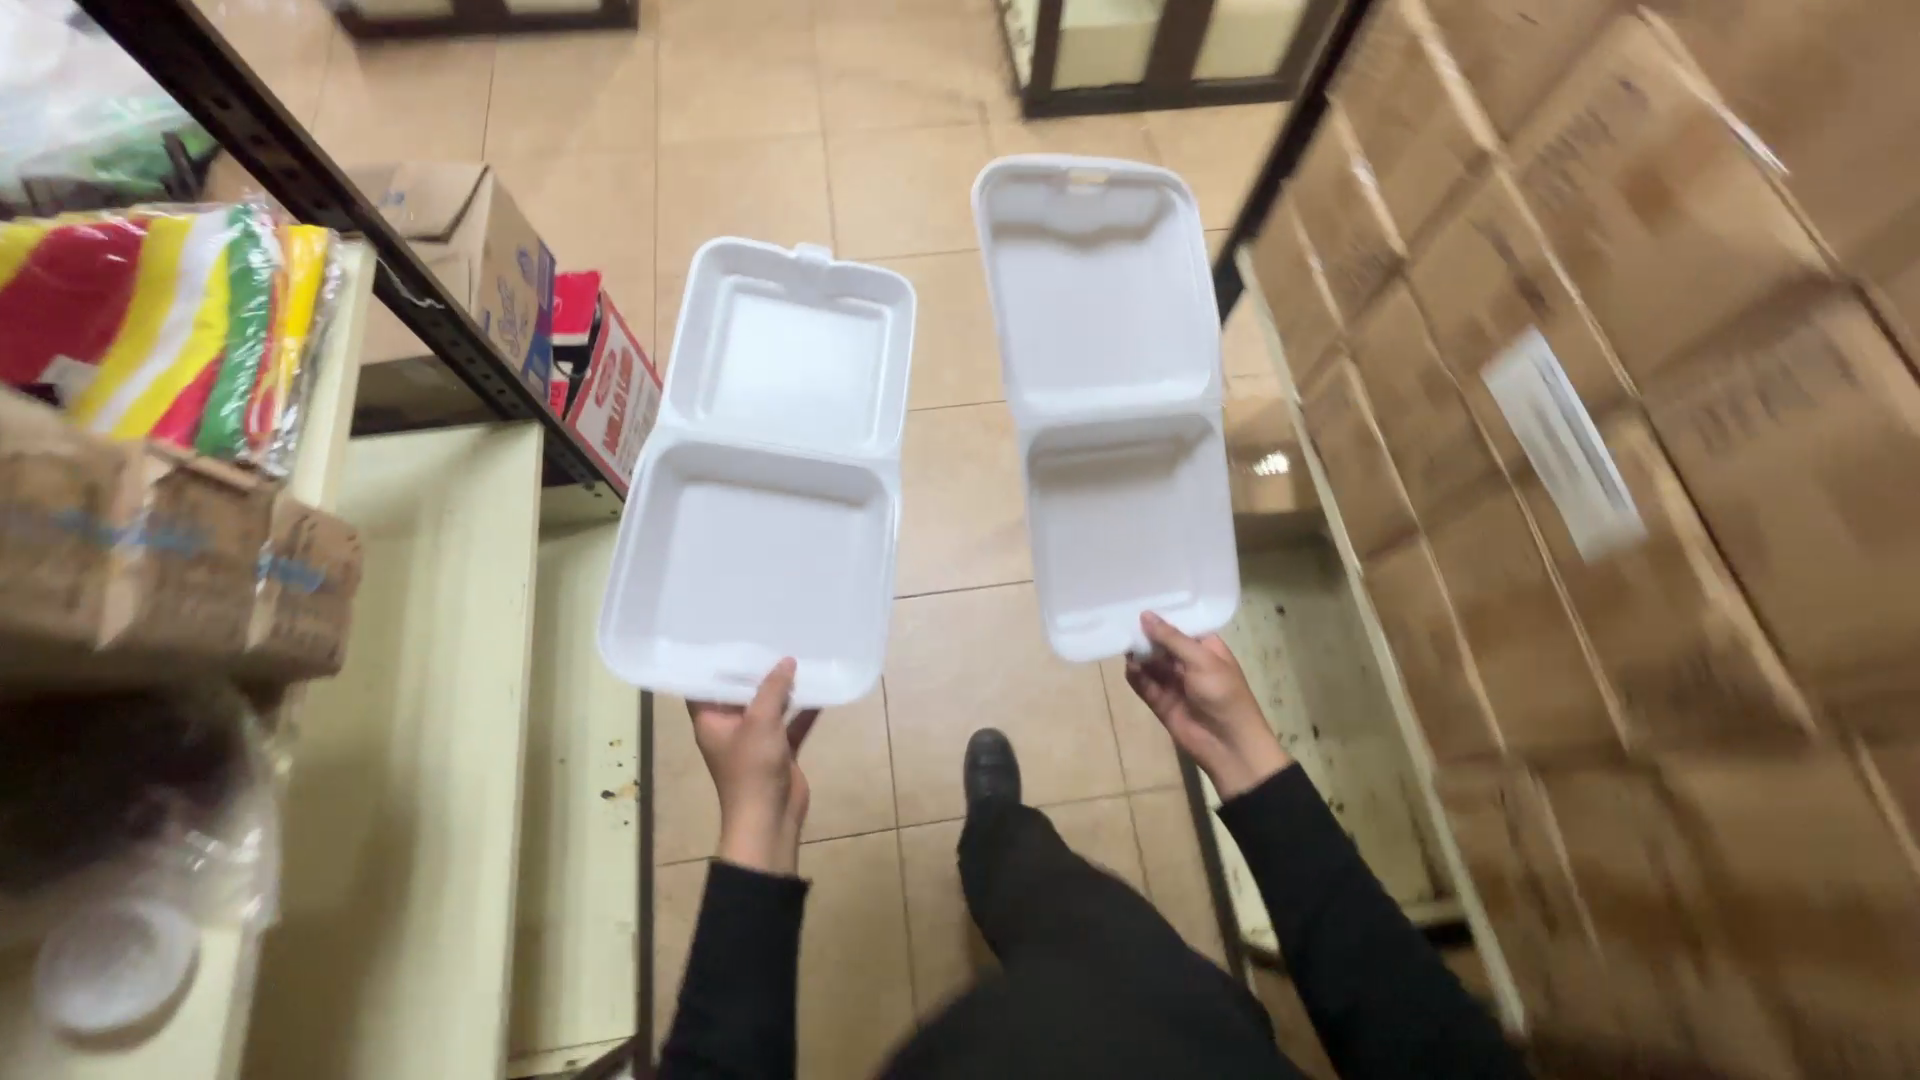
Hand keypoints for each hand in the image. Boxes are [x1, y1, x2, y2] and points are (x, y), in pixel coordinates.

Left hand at [689, 658, 819, 875]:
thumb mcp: (760, 721)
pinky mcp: (780, 751)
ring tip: (798, 655)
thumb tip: (787, 661)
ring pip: (769, 707)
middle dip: (756, 670)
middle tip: (769, 637)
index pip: (704, 686)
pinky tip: (821, 690)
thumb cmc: (752, 768)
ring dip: (783, 689)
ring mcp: (756, 740)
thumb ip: (773, 688)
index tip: (728, 637)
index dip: (713, 663)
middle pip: (741, 693)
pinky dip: (804, 710)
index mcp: (711, 721)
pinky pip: (792, 725)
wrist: (769, 819)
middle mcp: (730, 728)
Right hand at [1125, 612, 1290, 798]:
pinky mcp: (1161, 702)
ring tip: (1123, 644)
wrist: (1228, 745)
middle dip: (1145, 635)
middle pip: (1161, 644)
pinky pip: (1144, 685)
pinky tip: (1129, 668)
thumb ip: (1171, 638)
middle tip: (1121, 621)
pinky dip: (1136, 676)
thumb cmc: (1223, 694)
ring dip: (1138, 655)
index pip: (1180, 626)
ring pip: (1150, 663)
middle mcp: (1188, 663)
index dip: (1162, 616)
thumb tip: (1145, 615)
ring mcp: (1174, 683)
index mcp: (1206, 648)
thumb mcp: (1201, 660)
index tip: (1138, 601)